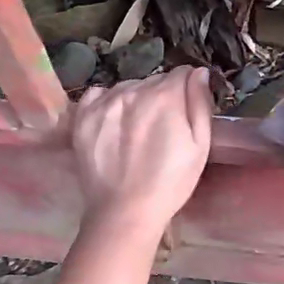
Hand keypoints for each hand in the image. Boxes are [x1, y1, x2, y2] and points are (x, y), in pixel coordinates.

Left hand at [73, 66, 213, 233]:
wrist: (125, 211)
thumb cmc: (171, 182)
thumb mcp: (200, 145)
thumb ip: (200, 103)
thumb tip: (199, 72)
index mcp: (165, 96)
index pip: (182, 74)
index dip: (187, 90)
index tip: (185, 111)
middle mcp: (133, 90)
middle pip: (155, 80)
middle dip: (163, 96)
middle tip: (163, 127)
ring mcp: (105, 102)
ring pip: (128, 87)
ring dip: (137, 100)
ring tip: (137, 130)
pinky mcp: (83, 116)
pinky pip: (99, 94)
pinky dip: (109, 102)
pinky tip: (115, 123)